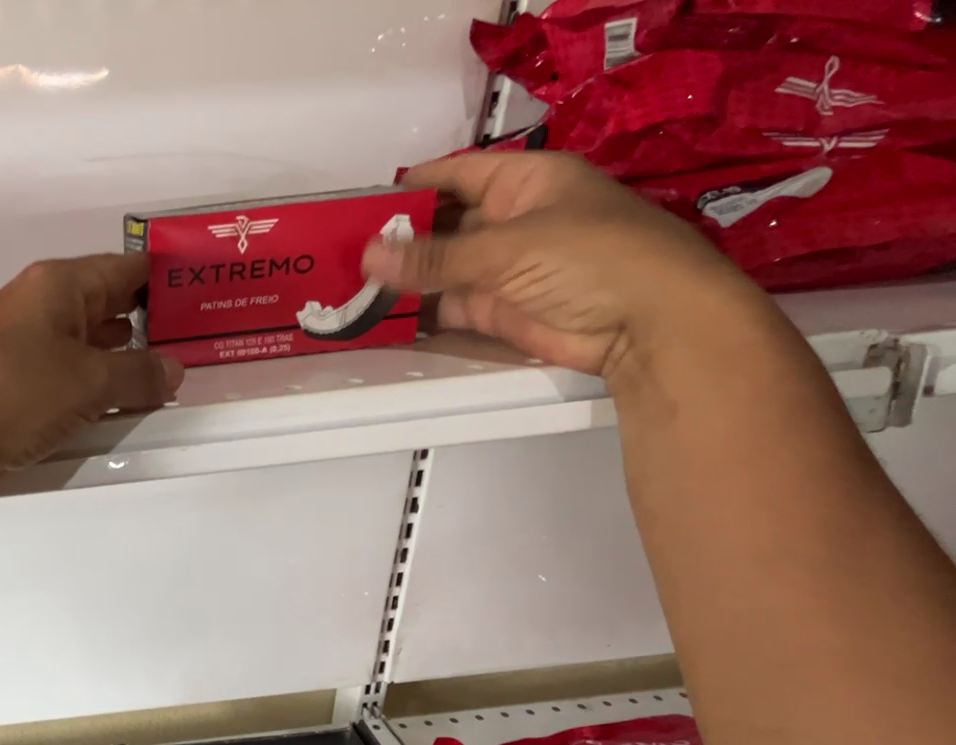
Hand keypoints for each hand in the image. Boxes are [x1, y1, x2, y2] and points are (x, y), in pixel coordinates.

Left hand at [0, 254, 182, 482]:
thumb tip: (173, 370)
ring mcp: (20, 343)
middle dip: (148, 325)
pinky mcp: (7, 380)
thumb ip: (138, 375)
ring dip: (119, 361)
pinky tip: (112, 406)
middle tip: (193, 346)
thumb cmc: (14, 393)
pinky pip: (62, 374)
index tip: (201, 299)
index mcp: (59, 284)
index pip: (127, 268)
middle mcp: (39, 304)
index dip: (166, 281)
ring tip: (163, 380)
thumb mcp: (89, 383)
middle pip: (106, 305)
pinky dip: (89, 385)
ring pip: (84, 344)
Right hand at [363, 152, 772, 379]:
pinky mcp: (497, 310)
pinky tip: (377, 313)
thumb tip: (367, 255)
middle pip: (442, 224)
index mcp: (524, 182)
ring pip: (439, 268)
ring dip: (401, 277)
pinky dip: (415, 310)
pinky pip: (445, 306)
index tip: (362, 202)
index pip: (456, 174)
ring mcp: (503, 268)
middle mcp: (511, 220)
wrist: (648, 325)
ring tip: (347, 284)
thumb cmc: (592, 258)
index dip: (411, 185)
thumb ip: (434, 255)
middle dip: (397, 236)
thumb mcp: (507, 247)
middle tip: (341, 250)